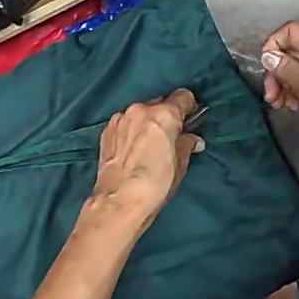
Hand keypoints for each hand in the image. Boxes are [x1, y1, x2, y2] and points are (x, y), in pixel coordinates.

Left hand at [82, 89, 203, 231]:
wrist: (119, 202)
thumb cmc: (157, 182)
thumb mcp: (181, 163)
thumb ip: (187, 144)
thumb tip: (192, 139)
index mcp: (164, 114)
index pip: (183, 96)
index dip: (189, 108)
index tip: (190, 121)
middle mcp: (140, 109)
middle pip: (160, 103)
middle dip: (167, 116)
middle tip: (170, 135)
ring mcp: (120, 119)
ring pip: (141, 112)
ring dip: (148, 122)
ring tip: (149, 143)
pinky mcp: (106, 131)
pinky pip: (126, 123)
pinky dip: (132, 130)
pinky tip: (134, 148)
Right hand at [261, 22, 298, 151]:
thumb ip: (287, 70)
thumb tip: (268, 55)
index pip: (292, 30)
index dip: (275, 44)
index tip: (266, 66)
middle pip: (290, 51)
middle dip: (276, 70)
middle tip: (270, 94)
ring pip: (293, 68)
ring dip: (281, 84)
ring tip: (278, 104)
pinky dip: (292, 91)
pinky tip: (290, 106)